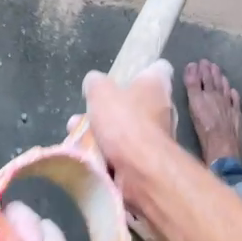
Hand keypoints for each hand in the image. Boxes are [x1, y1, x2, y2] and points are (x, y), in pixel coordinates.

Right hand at [80, 61, 175, 202]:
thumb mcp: (100, 91)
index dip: (142, 69)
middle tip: (90, 111)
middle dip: (110, 107)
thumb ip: (95, 82)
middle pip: (137, 102)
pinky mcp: (151, 163)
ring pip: (128, 128)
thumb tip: (94, 82)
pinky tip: (87, 154)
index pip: (159, 68)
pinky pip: (127, 152)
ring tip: (77, 134)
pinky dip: (109, 153)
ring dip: (104, 131)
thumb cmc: (124, 122)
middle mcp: (164, 109)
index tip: (125, 76)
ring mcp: (159, 138)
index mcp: (158, 85)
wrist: (142, 172)